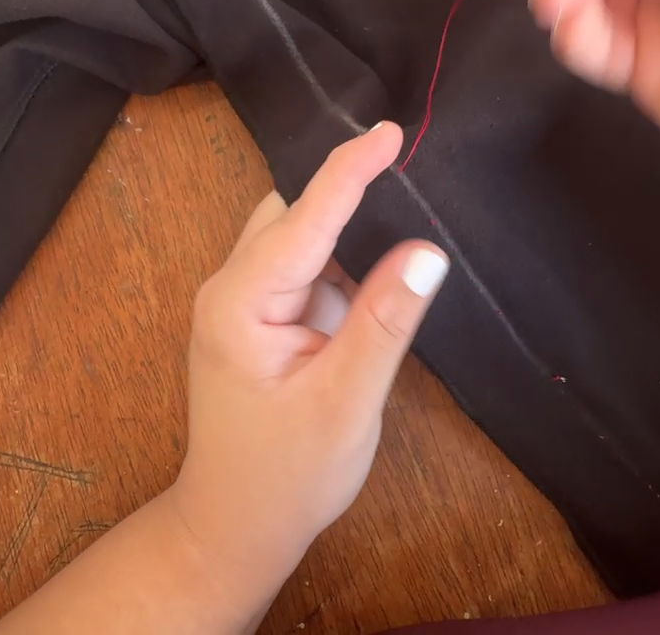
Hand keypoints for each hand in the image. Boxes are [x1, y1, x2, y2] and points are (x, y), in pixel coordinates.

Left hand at [167, 121, 448, 609]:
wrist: (235, 528)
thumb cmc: (287, 477)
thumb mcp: (346, 403)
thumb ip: (384, 322)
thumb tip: (426, 249)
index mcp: (241, 303)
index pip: (304, 218)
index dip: (349, 170)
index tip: (391, 130)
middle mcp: (232, 287)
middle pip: (292, 213)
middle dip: (345, 187)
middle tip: (408, 164)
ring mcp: (243, 299)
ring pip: (297, 233)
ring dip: (344, 220)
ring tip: (403, 201)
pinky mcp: (261, 313)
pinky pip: (303, 262)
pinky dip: (340, 253)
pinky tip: (377, 252)